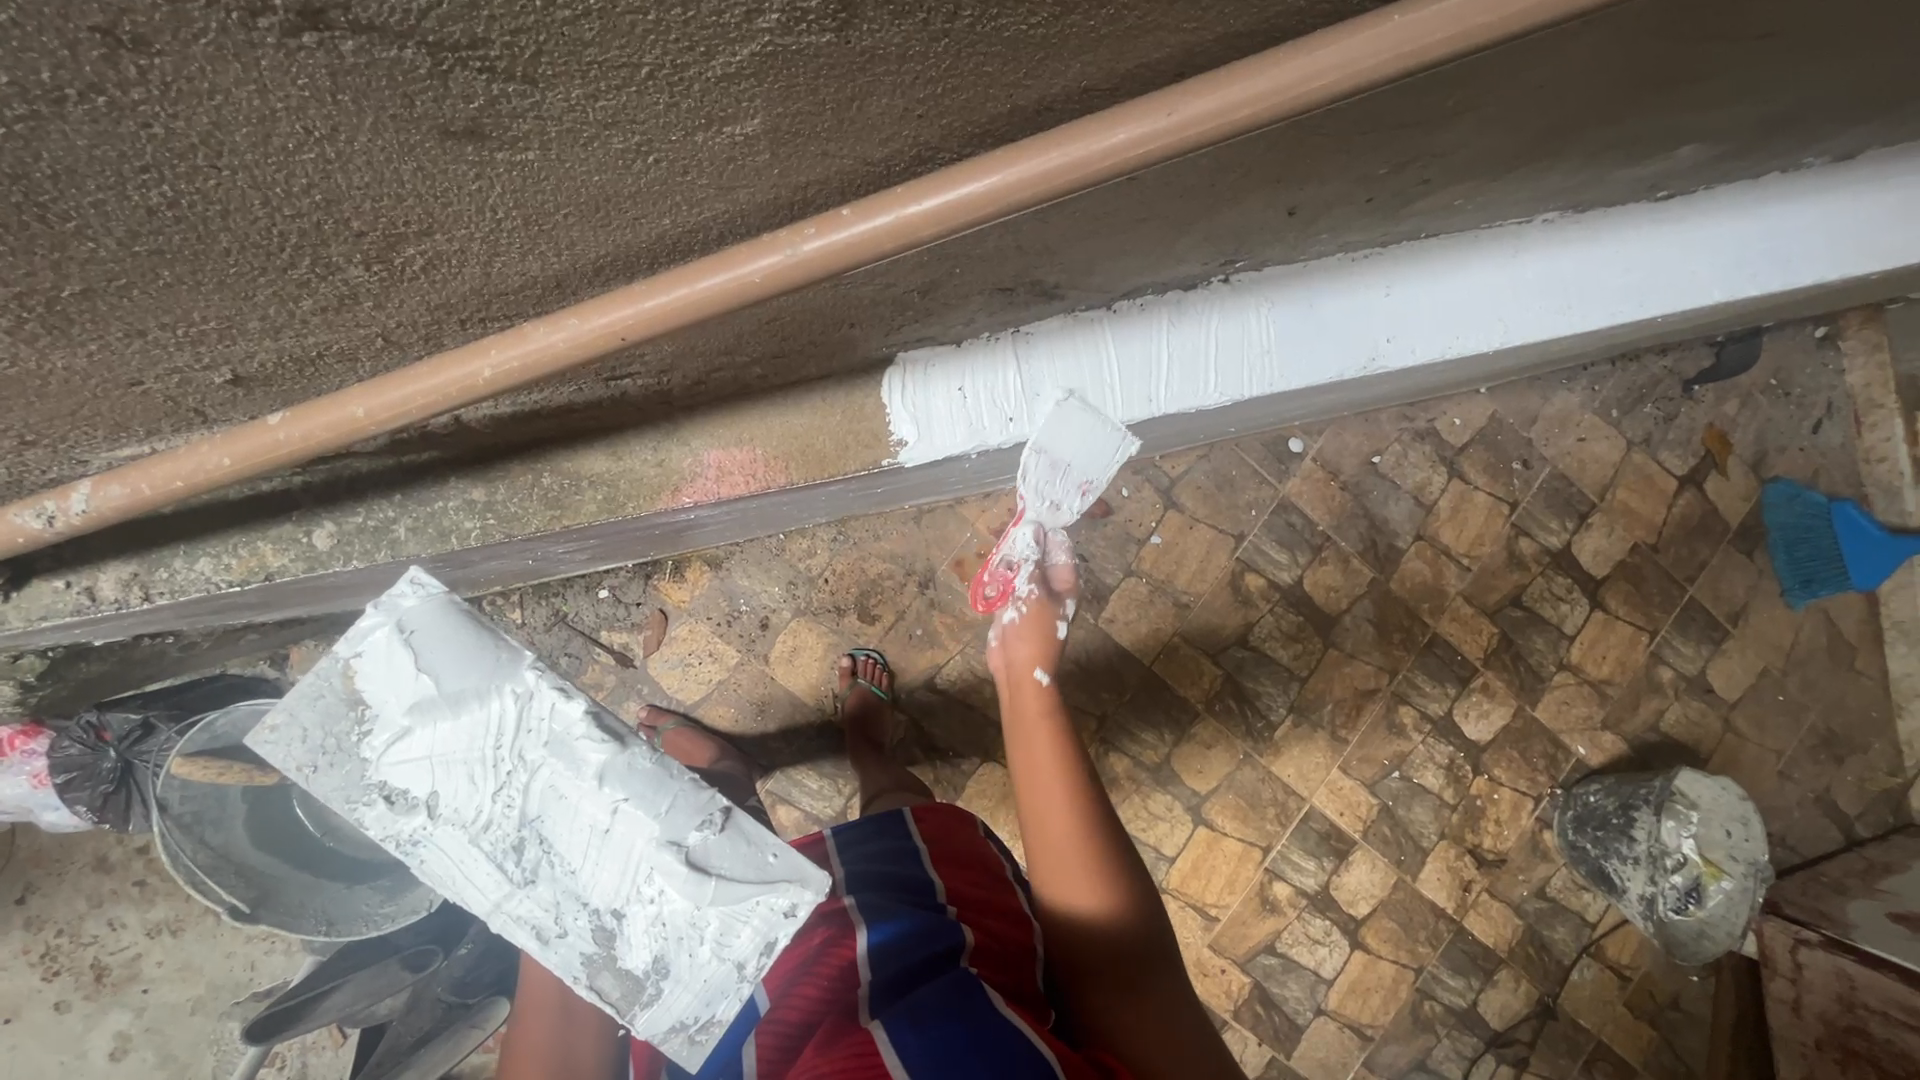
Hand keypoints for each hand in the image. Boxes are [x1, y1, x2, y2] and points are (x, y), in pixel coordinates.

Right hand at [985, 523, 1079, 693]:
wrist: (1018, 669)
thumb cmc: (1032, 631)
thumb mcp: (1032, 590)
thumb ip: (1030, 558)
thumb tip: (1031, 528)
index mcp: (1065, 581)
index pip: (1058, 545)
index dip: (1044, 529)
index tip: (1025, 515)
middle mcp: (1050, 584)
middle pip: (1036, 553)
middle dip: (1021, 542)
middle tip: (1002, 530)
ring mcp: (1030, 594)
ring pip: (1019, 566)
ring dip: (1006, 558)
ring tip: (995, 550)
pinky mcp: (1012, 604)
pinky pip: (1006, 581)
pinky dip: (997, 574)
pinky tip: (989, 568)